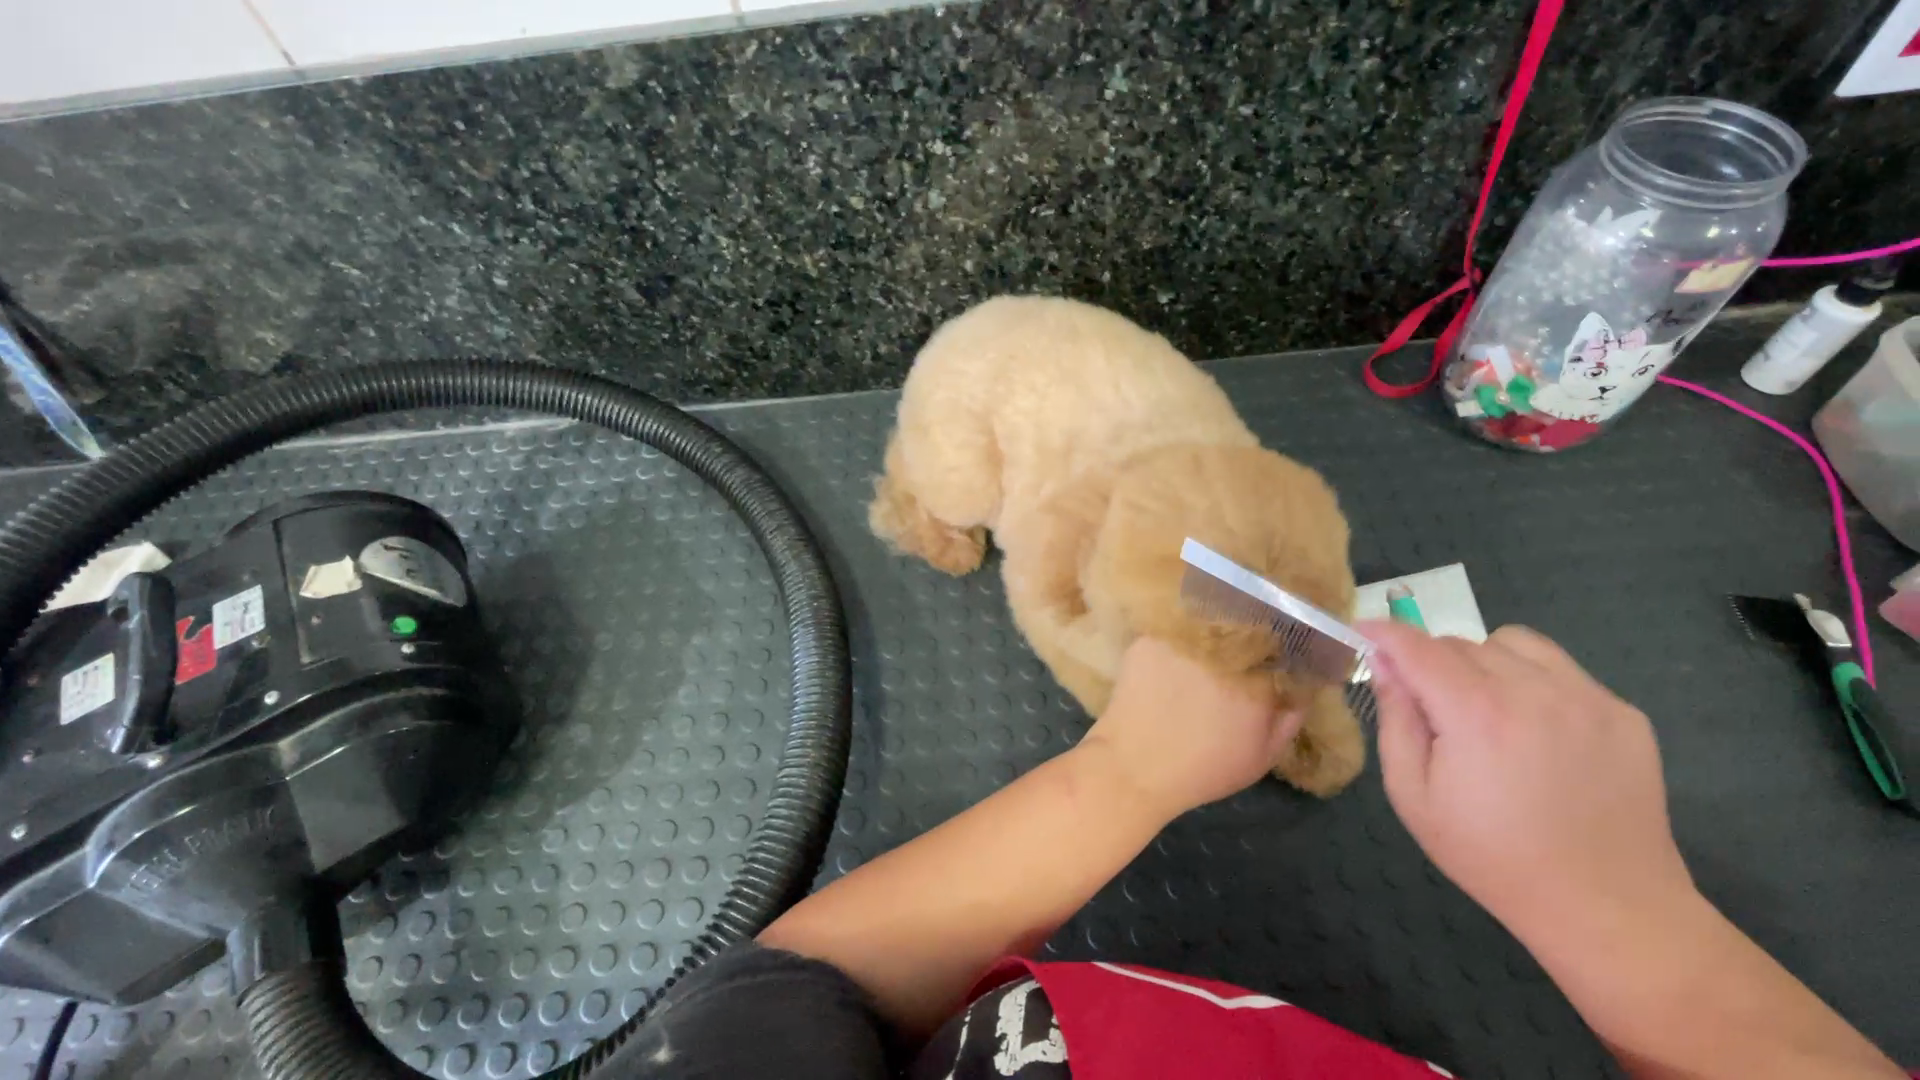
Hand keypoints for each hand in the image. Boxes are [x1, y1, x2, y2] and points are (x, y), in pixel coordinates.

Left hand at [1075, 636, 1301, 821]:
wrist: (1135, 768)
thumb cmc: (1203, 769)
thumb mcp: (1261, 757)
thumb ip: (1290, 718)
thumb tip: (1303, 686)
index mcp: (1260, 679)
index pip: (1286, 646)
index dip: (1284, 650)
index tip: (1278, 657)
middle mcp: (1225, 652)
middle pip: (1249, 626)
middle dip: (1252, 635)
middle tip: (1242, 652)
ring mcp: (1185, 640)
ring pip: (1211, 619)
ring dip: (1217, 628)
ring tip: (1212, 647)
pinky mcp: (1151, 637)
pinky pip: (1175, 626)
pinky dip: (1181, 635)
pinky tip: (1179, 649)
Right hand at [1360, 621, 1696, 945]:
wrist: (1606, 905)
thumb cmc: (1491, 855)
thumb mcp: (1414, 797)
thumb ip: (1395, 722)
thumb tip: (1385, 666)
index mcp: (1476, 714)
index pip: (1417, 646)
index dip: (1383, 634)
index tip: (1363, 634)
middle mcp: (1534, 691)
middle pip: (1461, 643)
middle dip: (1431, 662)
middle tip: (1428, 706)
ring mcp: (1587, 698)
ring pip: (1513, 644)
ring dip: (1484, 662)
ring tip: (1485, 710)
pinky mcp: (1624, 713)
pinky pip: (1562, 670)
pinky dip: (1534, 682)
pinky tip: (1536, 733)